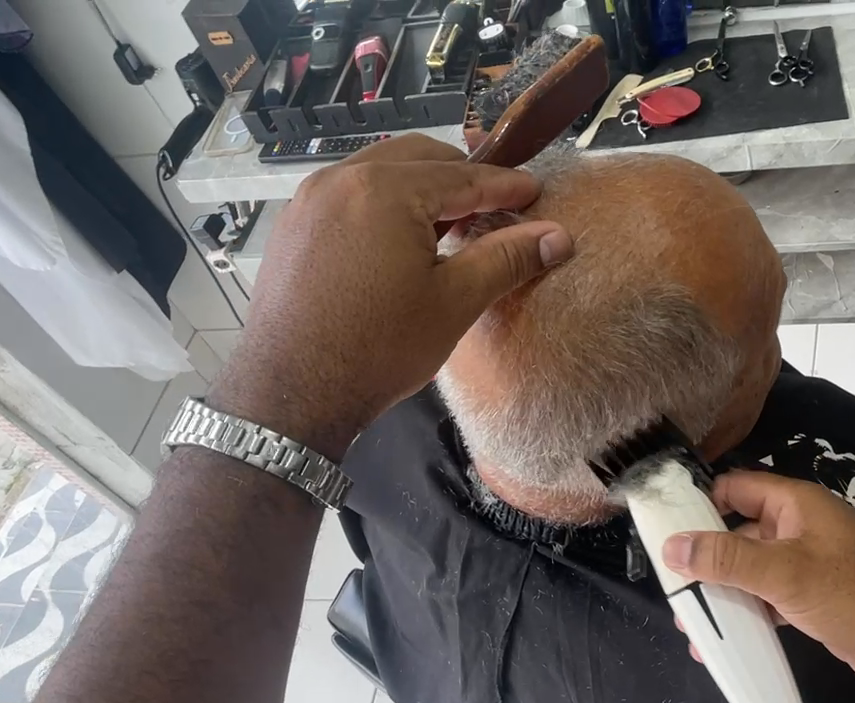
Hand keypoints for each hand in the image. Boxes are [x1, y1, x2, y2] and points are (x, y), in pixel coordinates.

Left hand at [209, 135, 572, 459]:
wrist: (294, 391)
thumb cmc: (381, 348)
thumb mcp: (454, 303)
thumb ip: (506, 259)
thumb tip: (560, 237)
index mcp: (385, 189)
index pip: (463, 176)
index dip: (505, 186)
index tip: (535, 194)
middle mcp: (342, 178)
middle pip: (418, 158)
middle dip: (462, 179)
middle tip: (495, 210)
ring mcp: (310, 199)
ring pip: (381, 174)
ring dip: (422, 191)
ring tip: (451, 229)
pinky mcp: (294, 227)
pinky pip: (351, 197)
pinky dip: (386, 207)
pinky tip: (401, 246)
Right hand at [661, 470, 854, 684]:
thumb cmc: (854, 593)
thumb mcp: (785, 572)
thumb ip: (727, 558)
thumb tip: (671, 546)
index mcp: (794, 505)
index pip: (735, 489)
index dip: (699, 503)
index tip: (664, 527)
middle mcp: (797, 528)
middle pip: (738, 534)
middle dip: (705, 561)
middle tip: (672, 590)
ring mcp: (805, 565)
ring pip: (751, 572)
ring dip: (723, 594)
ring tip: (690, 624)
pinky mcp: (811, 599)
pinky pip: (767, 600)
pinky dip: (746, 615)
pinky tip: (723, 642)